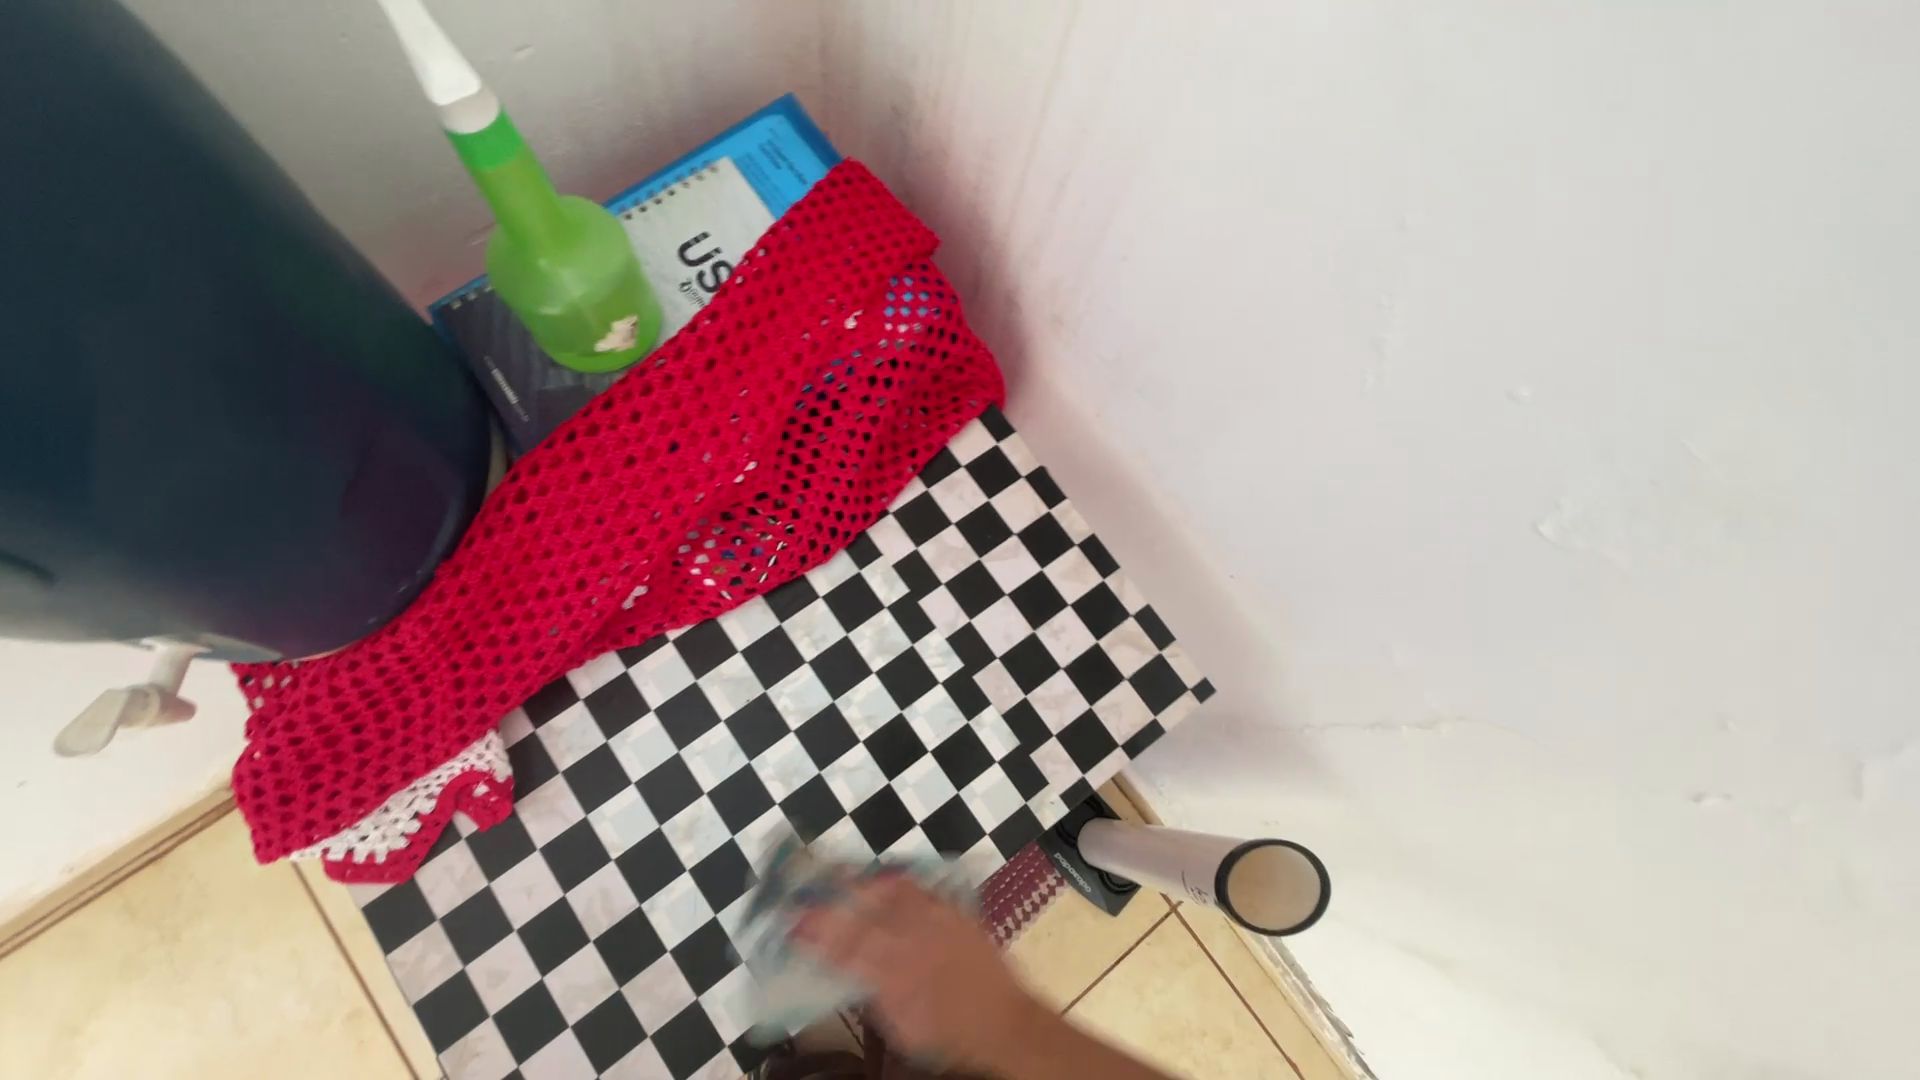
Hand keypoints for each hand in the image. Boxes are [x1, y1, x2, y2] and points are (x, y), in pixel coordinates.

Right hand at [789, 874, 1047, 1072]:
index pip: (843, 944)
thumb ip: (870, 991)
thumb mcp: (899, 1026)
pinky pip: (921, 888)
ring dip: (861, 880)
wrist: (1004, 1022)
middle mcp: (913, 939)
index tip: (792, 921)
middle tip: (805, 881)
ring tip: (838, 871)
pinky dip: (898, 882)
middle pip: (863, 908)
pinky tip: (886, 878)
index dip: (814, 929)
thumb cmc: (948, 1035)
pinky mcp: (955, 910)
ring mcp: (935, 920)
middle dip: (830, 892)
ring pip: (890, 890)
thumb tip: (846, 970)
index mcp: (892, 973)